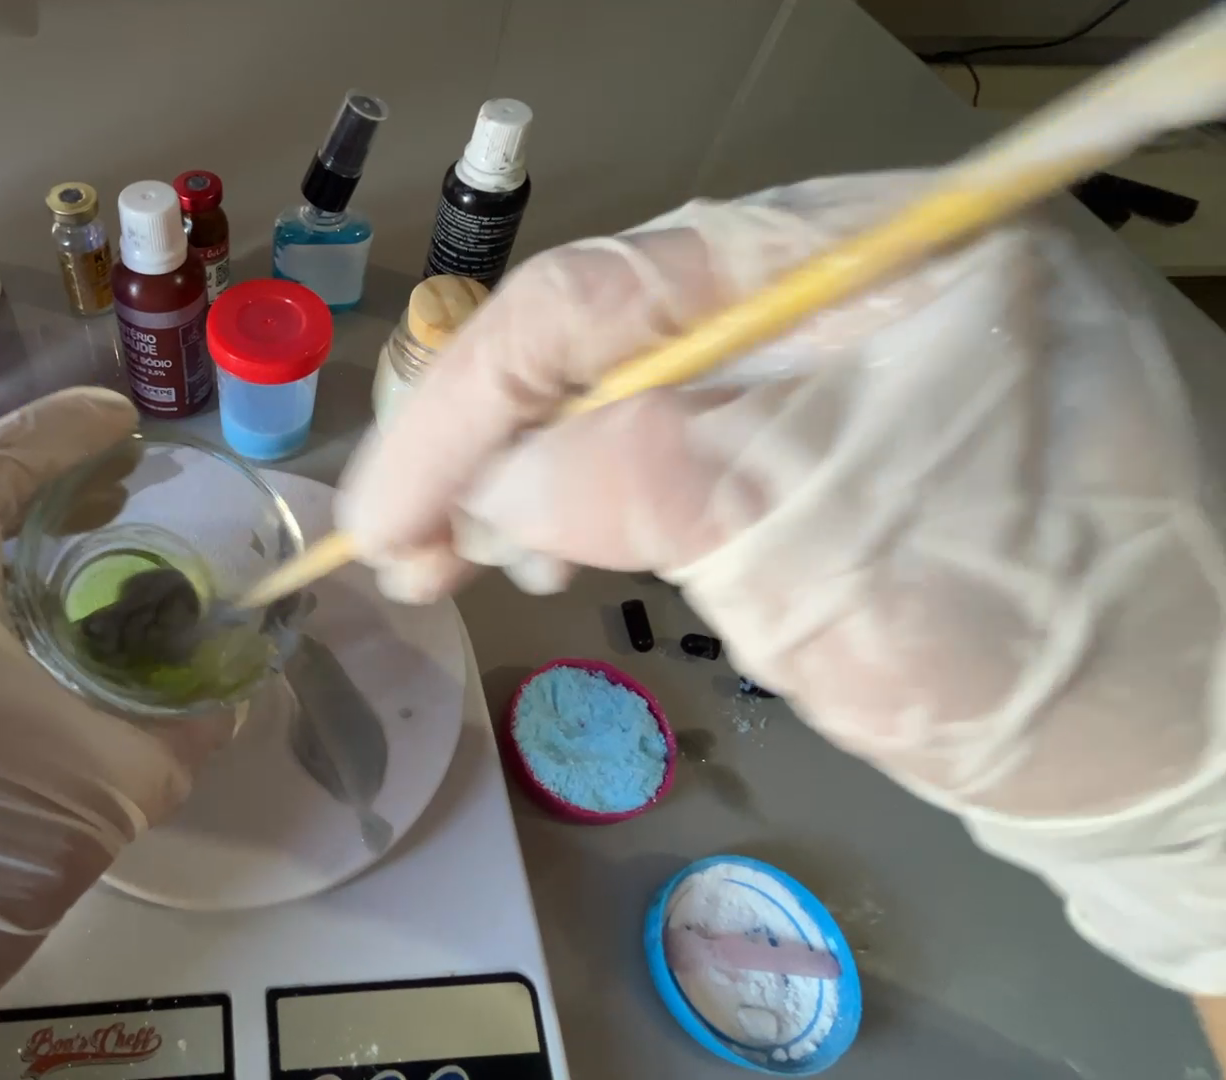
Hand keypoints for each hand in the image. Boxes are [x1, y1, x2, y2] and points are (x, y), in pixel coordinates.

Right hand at [339, 173, 1225, 995]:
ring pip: (565, 399)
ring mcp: (755, 368)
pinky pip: (601, 450)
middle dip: (456, 451)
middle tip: (393, 552)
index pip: (580, 303)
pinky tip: (521, 554)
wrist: (1154, 736)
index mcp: (835, 259)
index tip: (379, 516)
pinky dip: (538, 506)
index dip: (454, 410)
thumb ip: (637, 482)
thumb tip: (489, 485)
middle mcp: (782, 290)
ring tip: (446, 565)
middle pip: (559, 343)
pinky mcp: (738, 438)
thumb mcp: (817, 540)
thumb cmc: (1020, 631)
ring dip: (487, 483)